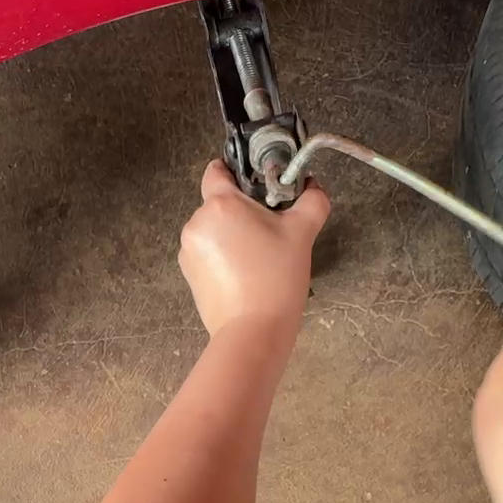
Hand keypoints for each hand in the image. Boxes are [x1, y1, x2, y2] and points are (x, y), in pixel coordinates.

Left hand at [178, 160, 329, 336]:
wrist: (254, 332)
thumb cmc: (275, 280)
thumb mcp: (302, 234)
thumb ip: (312, 201)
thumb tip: (313, 187)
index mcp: (220, 204)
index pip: (216, 170)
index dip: (236, 173)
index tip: (256, 187)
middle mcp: (196, 224)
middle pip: (218, 205)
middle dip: (241, 213)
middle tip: (268, 234)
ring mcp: (189, 253)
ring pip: (213, 232)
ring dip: (231, 238)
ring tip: (257, 261)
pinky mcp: (189, 277)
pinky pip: (207, 257)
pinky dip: (223, 260)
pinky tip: (244, 277)